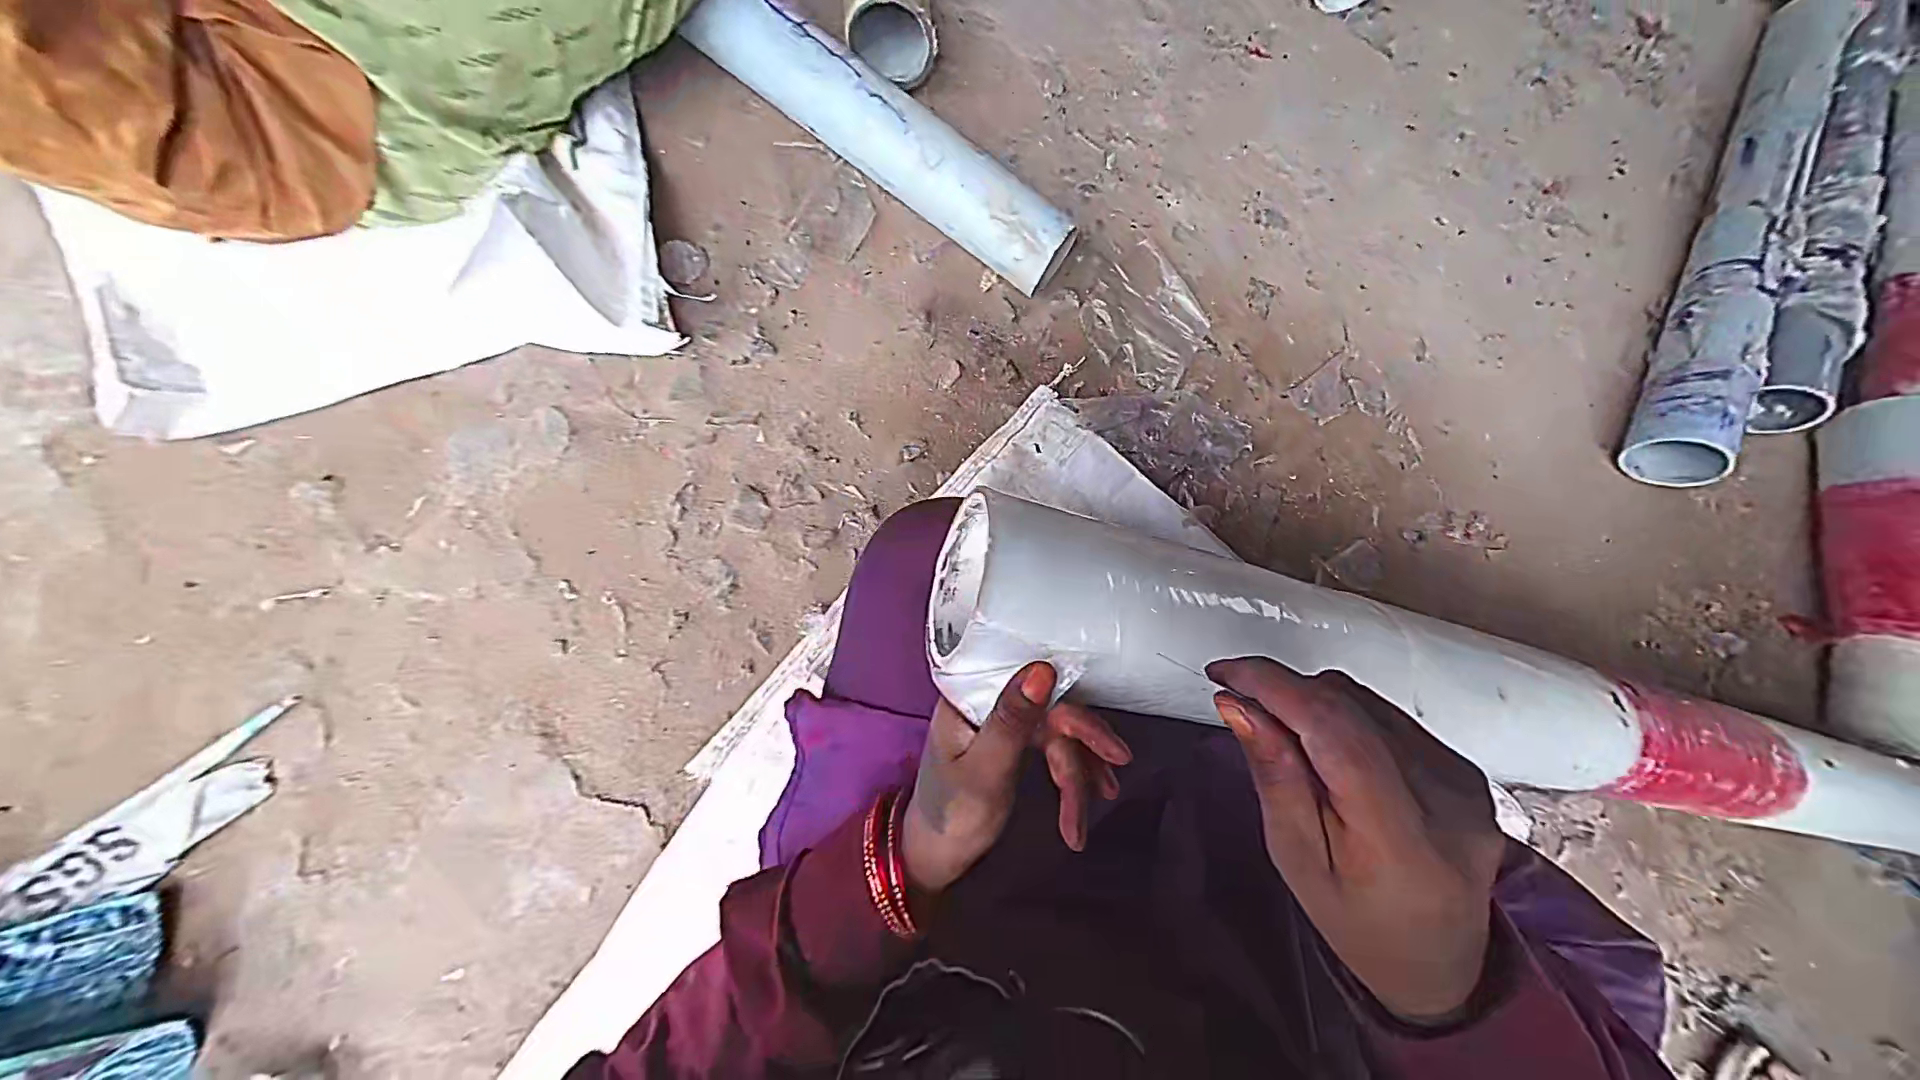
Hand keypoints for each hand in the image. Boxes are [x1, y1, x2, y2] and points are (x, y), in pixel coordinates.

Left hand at [902, 661, 1131, 893]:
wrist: (932, 860)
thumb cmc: (950, 817)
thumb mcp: (984, 769)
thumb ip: (1012, 720)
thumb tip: (1042, 668)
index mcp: (969, 697)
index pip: (1032, 686)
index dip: (1073, 711)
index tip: (1105, 743)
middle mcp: (988, 703)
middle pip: (1052, 714)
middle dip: (1082, 753)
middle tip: (1113, 782)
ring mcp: (1002, 724)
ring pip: (1057, 737)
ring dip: (1077, 777)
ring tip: (1081, 822)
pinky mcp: (1013, 744)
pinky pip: (1052, 752)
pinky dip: (1069, 780)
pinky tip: (1078, 813)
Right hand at [1207, 657, 1503, 1022]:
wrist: (1437, 960)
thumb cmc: (1356, 921)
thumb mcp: (1294, 855)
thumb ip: (1272, 774)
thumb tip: (1238, 705)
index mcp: (1400, 836)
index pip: (1332, 728)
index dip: (1270, 685)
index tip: (1223, 673)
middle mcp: (1444, 798)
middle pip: (1345, 705)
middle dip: (1279, 688)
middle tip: (1238, 703)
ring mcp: (1460, 779)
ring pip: (1362, 699)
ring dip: (1307, 698)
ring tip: (1280, 732)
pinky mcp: (1462, 768)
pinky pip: (1383, 712)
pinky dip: (1337, 712)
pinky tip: (1321, 744)